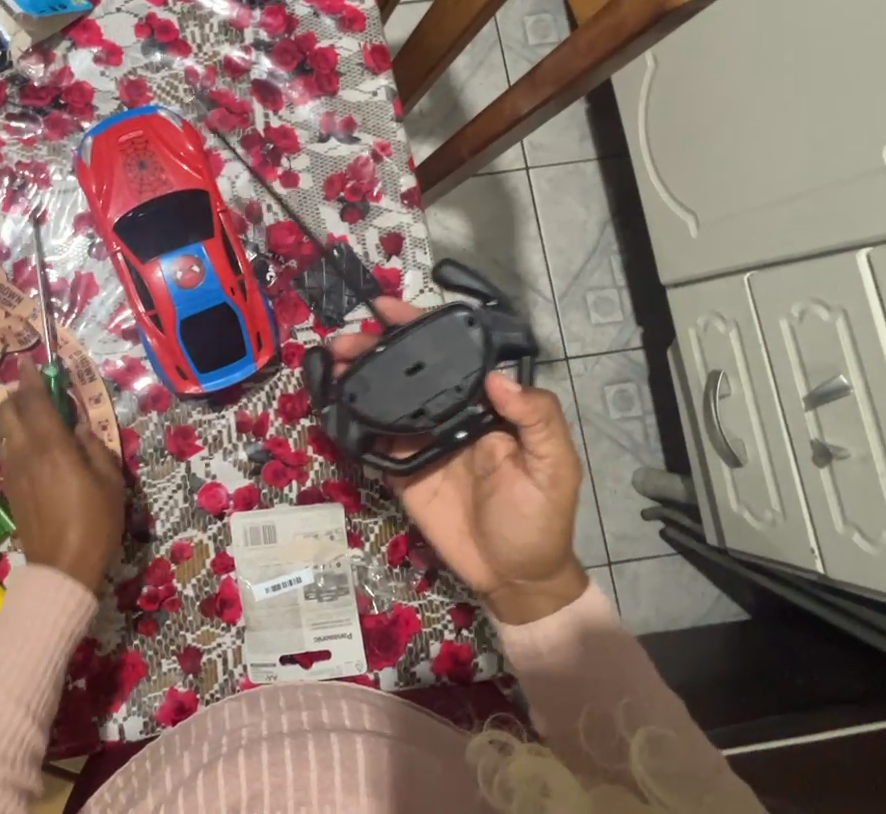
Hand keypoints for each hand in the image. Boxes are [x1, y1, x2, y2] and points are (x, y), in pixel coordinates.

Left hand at [0, 368, 125, 587]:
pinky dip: (13, 439)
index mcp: (52, 446)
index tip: (29, 361)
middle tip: (35, 391)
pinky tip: (31, 448)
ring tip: (34, 418)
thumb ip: (94, 447)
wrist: (61, 569)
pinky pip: (5, 452)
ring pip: (2, 431)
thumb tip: (81, 427)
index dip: (31, 378)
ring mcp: (12, 471)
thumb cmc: (94, 522)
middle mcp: (25, 452)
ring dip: (13, 417)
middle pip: (7, 411)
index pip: (35, 400)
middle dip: (17, 395)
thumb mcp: (109, 480)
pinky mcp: (8, 489)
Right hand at [329, 298, 589, 623]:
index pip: (450, 356)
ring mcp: (419, 441)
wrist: (512, 575)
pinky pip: (371, 439)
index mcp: (484, 405)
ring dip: (357, 375)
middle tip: (346, 338)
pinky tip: (331, 401)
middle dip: (375, 347)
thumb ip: (537, 418)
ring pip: (384, 398)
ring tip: (332, 361)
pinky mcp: (399, 468)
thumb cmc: (540, 518)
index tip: (390, 310)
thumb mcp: (554, 466)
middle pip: (407, 371)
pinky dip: (349, 419)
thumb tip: (495, 378)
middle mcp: (448, 414)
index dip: (420, 329)